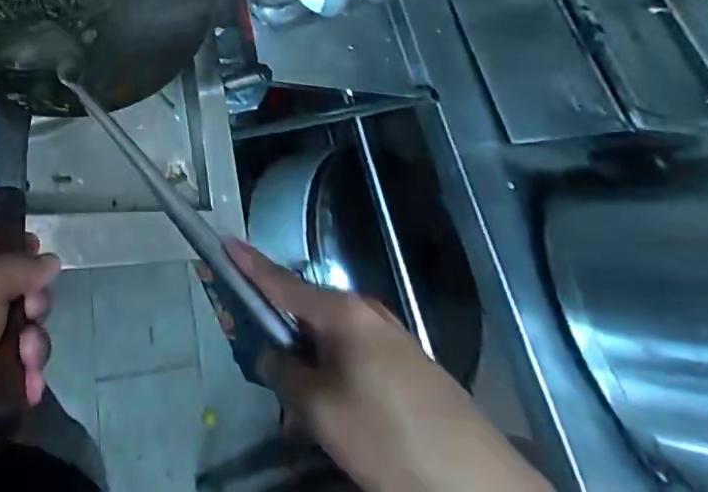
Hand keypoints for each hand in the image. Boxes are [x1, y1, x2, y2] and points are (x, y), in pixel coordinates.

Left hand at [0, 232, 61, 472]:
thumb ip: (23, 266)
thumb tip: (52, 260)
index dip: (24, 252)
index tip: (43, 265)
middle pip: (21, 292)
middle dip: (36, 304)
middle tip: (33, 313)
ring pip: (26, 334)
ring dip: (35, 347)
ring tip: (28, 362)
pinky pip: (22, 373)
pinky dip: (29, 379)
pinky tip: (28, 388)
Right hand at [228, 238, 549, 491]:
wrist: (482, 488)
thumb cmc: (390, 438)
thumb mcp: (320, 410)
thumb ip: (284, 373)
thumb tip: (273, 355)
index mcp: (343, 313)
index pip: (282, 281)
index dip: (250, 264)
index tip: (225, 242)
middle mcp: (368, 316)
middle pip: (306, 316)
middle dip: (282, 344)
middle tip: (268, 382)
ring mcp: (393, 341)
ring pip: (331, 347)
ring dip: (309, 374)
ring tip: (304, 423)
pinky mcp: (410, 370)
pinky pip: (356, 364)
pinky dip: (336, 385)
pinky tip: (339, 426)